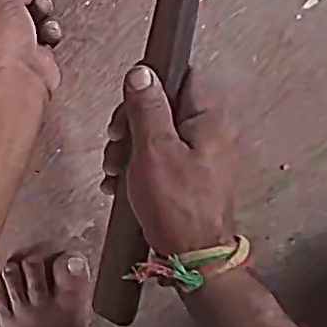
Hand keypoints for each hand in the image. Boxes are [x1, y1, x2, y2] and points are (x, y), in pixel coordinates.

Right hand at [101, 65, 239, 256]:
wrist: (191, 253)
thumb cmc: (176, 204)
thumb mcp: (153, 150)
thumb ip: (146, 108)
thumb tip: (141, 72)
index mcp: (210, 117)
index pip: (181, 76)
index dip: (149, 88)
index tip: (128, 111)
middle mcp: (212, 129)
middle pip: (163, 104)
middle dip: (130, 124)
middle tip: (115, 145)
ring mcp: (202, 152)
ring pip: (156, 131)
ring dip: (128, 147)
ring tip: (114, 170)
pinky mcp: (191, 172)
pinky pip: (160, 154)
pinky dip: (137, 164)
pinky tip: (121, 181)